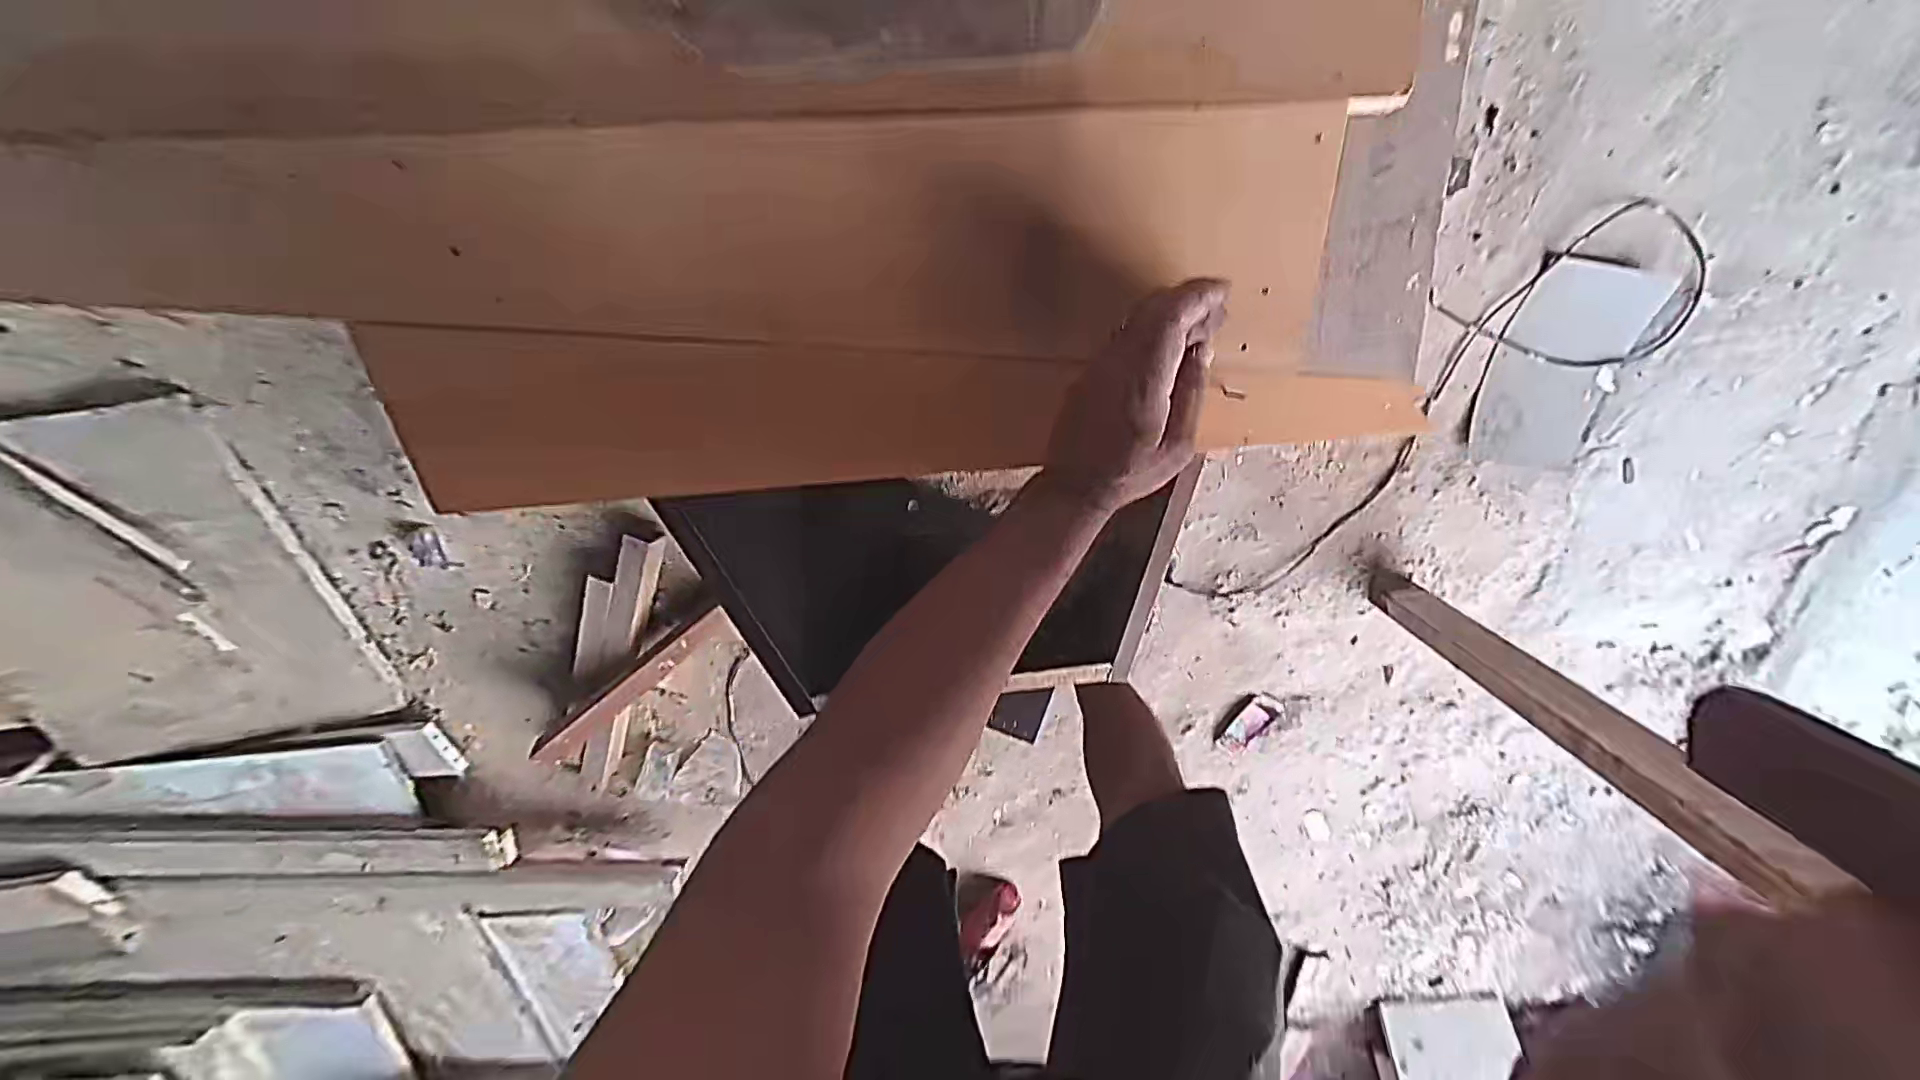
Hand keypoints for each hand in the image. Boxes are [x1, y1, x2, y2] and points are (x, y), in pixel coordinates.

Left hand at [1038, 278, 1228, 513]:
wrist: (1075, 486)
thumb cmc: (1129, 474)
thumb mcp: (1178, 446)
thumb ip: (1191, 394)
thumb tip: (1201, 352)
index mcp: (1144, 380)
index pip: (1170, 318)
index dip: (1198, 298)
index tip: (1222, 293)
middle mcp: (1116, 365)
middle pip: (1151, 310)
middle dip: (1187, 301)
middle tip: (1215, 312)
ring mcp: (1097, 367)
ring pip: (1134, 320)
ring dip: (1167, 315)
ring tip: (1196, 331)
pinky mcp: (1087, 374)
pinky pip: (1122, 338)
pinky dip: (1148, 332)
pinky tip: (1164, 351)